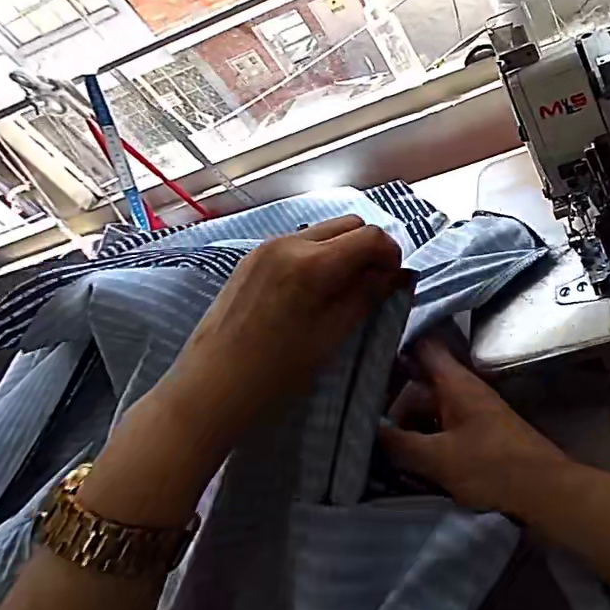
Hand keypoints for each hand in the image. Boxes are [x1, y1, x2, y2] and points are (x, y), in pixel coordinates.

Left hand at [155, 215, 406, 448]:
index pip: (371, 236)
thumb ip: (367, 296)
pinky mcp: (251, 257)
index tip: (393, 281)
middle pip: (349, 224)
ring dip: (342, 250)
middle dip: (368, 248)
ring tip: (339, 290)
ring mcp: (266, 246)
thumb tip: (398, 274)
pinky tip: (309, 291)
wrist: (211, 385)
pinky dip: (315, 255)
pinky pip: (297, 242)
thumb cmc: (276, 370)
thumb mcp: (332, 335)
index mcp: (313, 262)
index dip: (391, 255)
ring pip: (322, 231)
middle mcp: (290, 242)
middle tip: (371, 285)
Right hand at [378, 337, 574, 517]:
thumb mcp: (439, 459)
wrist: (546, 492)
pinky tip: (414, 467)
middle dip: (396, 410)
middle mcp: (463, 390)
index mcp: (454, 382)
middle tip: (371, 434)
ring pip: (431, 413)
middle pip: (420, 388)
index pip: (422, 347)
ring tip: (388, 457)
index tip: (368, 356)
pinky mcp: (480, 436)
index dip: (397, 345)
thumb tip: (370, 430)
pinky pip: (444, 430)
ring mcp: (473, 413)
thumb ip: (401, 444)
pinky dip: (428, 444)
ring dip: (411, 432)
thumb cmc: (492, 467)